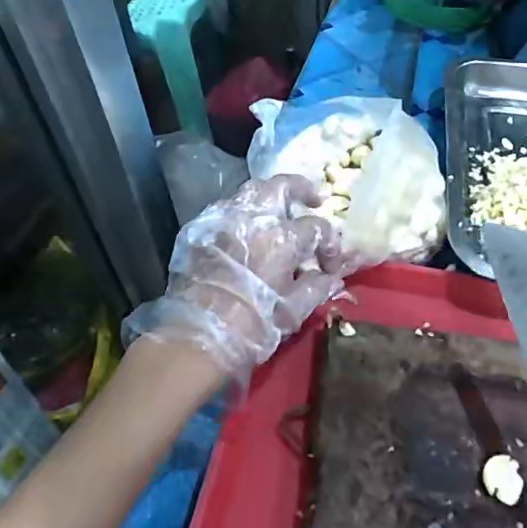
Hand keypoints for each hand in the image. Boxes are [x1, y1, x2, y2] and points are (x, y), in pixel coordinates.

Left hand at [121, 175, 375, 385]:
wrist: (194, 341)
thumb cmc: (251, 327)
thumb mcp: (293, 310)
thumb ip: (316, 287)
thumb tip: (332, 277)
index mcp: (283, 238)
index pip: (317, 228)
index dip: (330, 245)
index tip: (329, 265)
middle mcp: (254, 218)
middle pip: (281, 186)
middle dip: (301, 189)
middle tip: (312, 199)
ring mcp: (223, 220)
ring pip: (251, 191)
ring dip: (269, 197)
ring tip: (278, 211)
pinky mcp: (199, 230)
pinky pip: (226, 208)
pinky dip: (242, 212)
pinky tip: (246, 229)